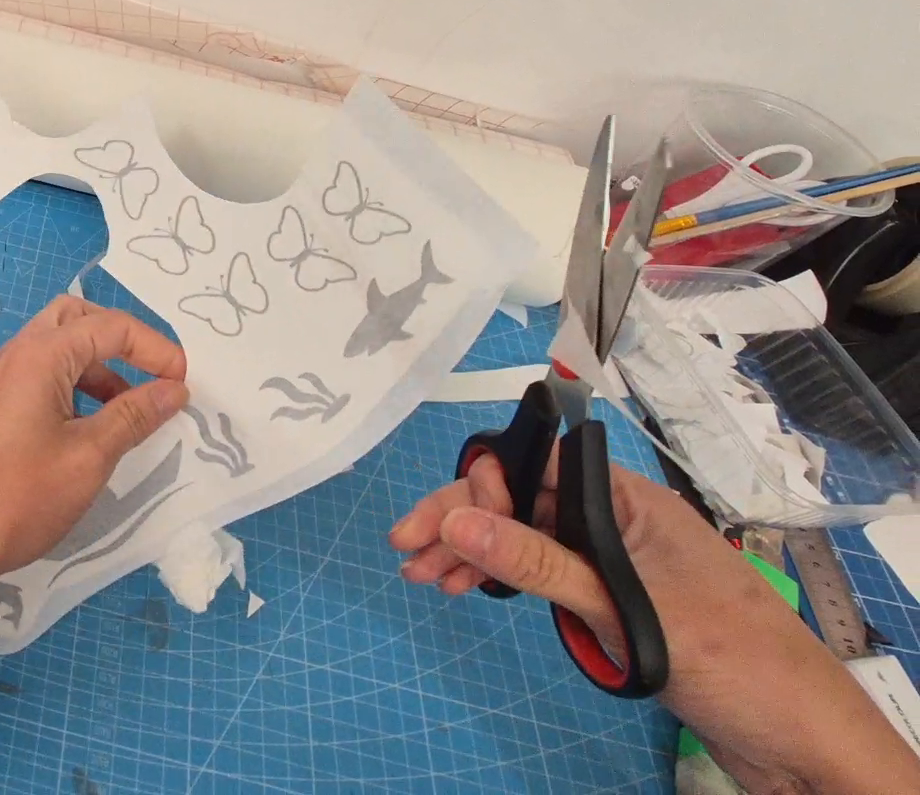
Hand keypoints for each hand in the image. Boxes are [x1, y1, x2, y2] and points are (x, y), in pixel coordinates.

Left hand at [0, 297, 188, 631]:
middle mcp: (15, 354)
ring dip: (96, 368)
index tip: (185, 384)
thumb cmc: (15, 497)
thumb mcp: (87, 458)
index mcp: (40, 355)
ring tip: (128, 414)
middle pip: (75, 319)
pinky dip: (71, 388)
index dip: (155, 348)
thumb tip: (174, 388)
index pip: (110, 325)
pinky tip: (88, 431)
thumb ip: (133, 416)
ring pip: (56, 349)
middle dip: (119, 340)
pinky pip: (38, 376)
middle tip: (150, 378)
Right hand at [391, 449, 919, 792]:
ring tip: (426, 577)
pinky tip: (469, 588)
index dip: (478, 486)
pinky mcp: (605, 592)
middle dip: (459, 523)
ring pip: (520, 536)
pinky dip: (500, 576)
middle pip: (516, 501)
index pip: (531, 466)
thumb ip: (535, 560)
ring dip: (470, 552)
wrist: (807, 747)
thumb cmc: (729, 660)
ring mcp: (608, 556)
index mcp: (625, 500)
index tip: (437, 525)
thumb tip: (454, 521)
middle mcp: (611, 518)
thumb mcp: (622, 606)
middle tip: (407, 551)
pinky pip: (538, 568)